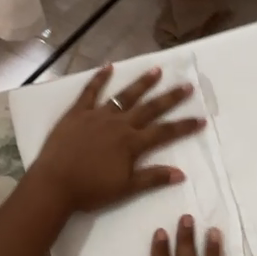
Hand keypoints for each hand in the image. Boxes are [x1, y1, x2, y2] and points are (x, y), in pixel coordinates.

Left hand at [29, 65, 203, 213]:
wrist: (55, 183)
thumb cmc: (90, 189)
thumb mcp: (125, 188)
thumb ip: (153, 178)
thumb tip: (181, 173)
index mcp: (131, 143)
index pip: (164, 132)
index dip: (183, 126)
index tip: (201, 119)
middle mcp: (119, 124)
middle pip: (149, 108)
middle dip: (170, 97)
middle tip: (187, 86)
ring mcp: (97, 115)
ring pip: (125, 96)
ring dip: (141, 83)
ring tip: (157, 70)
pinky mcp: (77, 112)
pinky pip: (90, 91)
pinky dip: (100, 78)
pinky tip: (108, 66)